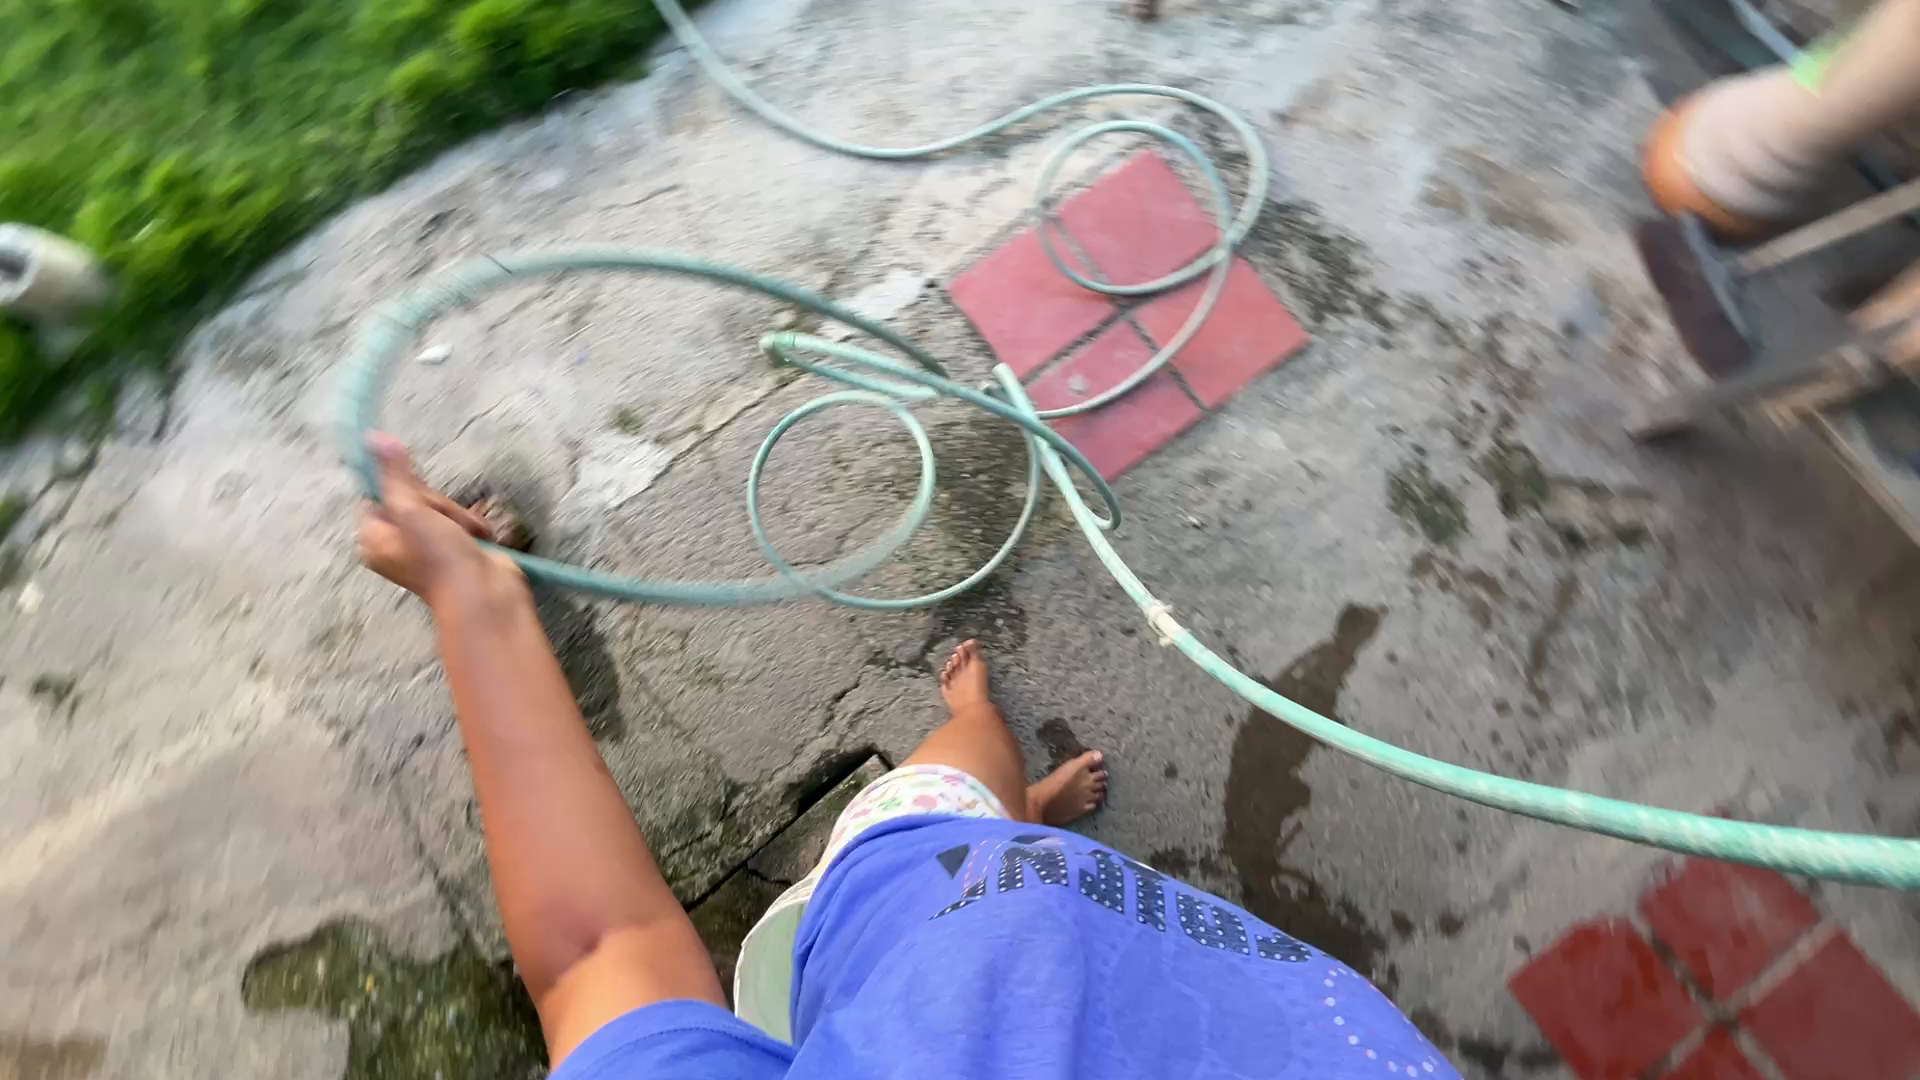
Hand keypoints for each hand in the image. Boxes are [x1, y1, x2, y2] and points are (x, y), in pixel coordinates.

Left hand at [357, 433, 523, 607]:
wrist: (484, 594)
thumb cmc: (439, 557)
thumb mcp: (412, 511)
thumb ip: (396, 475)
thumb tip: (374, 437)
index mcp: (374, 538)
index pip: (379, 495)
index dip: (402, 489)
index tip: (419, 495)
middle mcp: (397, 543)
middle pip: (415, 500)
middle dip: (440, 506)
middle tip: (447, 523)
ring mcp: (430, 549)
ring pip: (444, 511)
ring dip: (462, 518)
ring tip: (471, 536)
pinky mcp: (459, 551)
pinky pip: (464, 525)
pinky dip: (475, 529)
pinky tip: (481, 540)